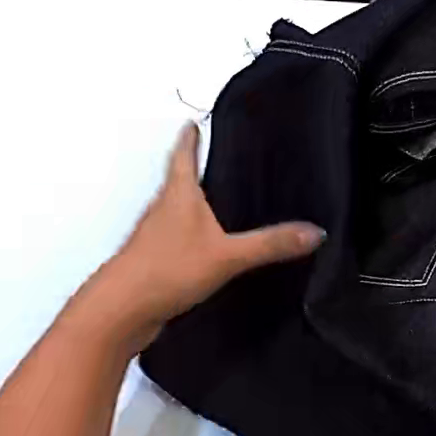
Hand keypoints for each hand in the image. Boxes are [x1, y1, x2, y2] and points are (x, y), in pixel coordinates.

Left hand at [81, 121, 323, 345]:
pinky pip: (182, 239)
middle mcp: (164, 210)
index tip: (193, 122)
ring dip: (198, 203)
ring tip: (225, 201)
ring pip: (180, 211)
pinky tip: (216, 247)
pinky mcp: (158, 262)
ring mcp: (157, 237)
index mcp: (178, 196)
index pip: (183, 157)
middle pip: (180, 182)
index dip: (189, 139)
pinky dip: (198, 234)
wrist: (119, 313)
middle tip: (222, 159)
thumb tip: (315, 232)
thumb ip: (271, 243)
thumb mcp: (227, 256)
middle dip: (198, 169)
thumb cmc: (165, 270)